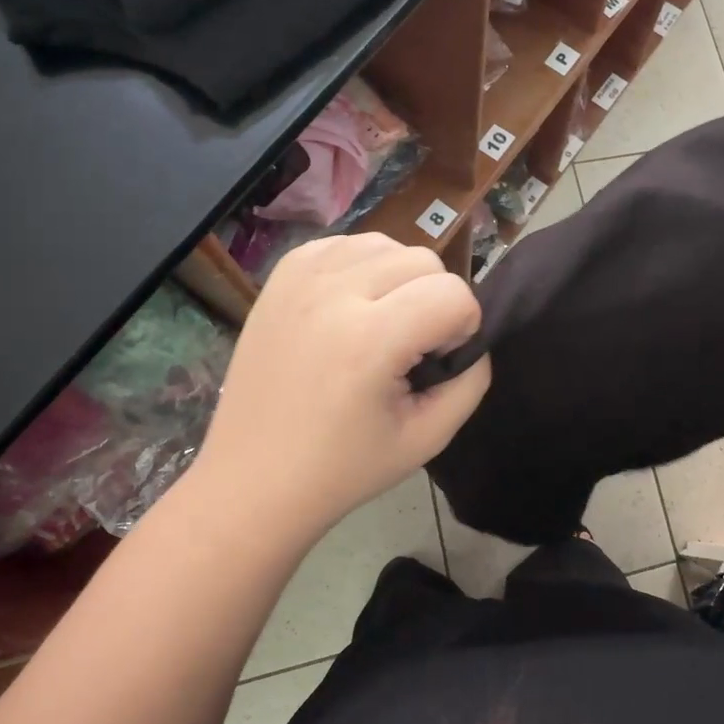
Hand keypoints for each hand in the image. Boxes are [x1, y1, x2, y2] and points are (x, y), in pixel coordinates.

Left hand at [193, 234, 489, 530]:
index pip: (454, 294)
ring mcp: (301, 279)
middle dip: (436, 299)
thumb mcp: (428, 438)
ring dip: (401, 278)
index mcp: (369, 341)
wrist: (252, 480)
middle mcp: (333, 295)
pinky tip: (352, 307)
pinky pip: (345, 244)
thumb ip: (470, 381)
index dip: (463, 328)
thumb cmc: (343, 468)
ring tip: (382, 323)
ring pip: (387, 243)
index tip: (438, 363)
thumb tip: (471, 340)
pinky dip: (362, 267)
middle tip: (411, 348)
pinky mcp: (281, 276)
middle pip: (425, 259)